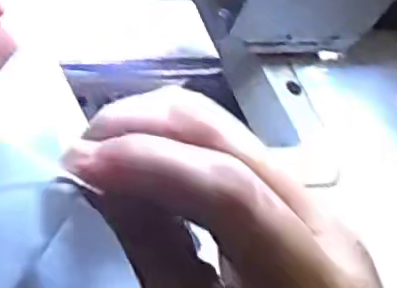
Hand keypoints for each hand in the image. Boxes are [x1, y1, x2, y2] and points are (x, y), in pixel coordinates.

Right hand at [64, 87, 379, 287]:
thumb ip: (152, 260)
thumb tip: (94, 188)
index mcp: (315, 274)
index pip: (228, 188)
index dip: (148, 164)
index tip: (80, 166)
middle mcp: (319, 217)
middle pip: (217, 131)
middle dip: (135, 124)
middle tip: (77, 150)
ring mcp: (304, 199)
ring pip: (213, 123)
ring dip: (145, 125)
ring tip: (95, 151)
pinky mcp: (283, 197)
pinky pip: (216, 145)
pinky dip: (165, 142)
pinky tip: (131, 162)